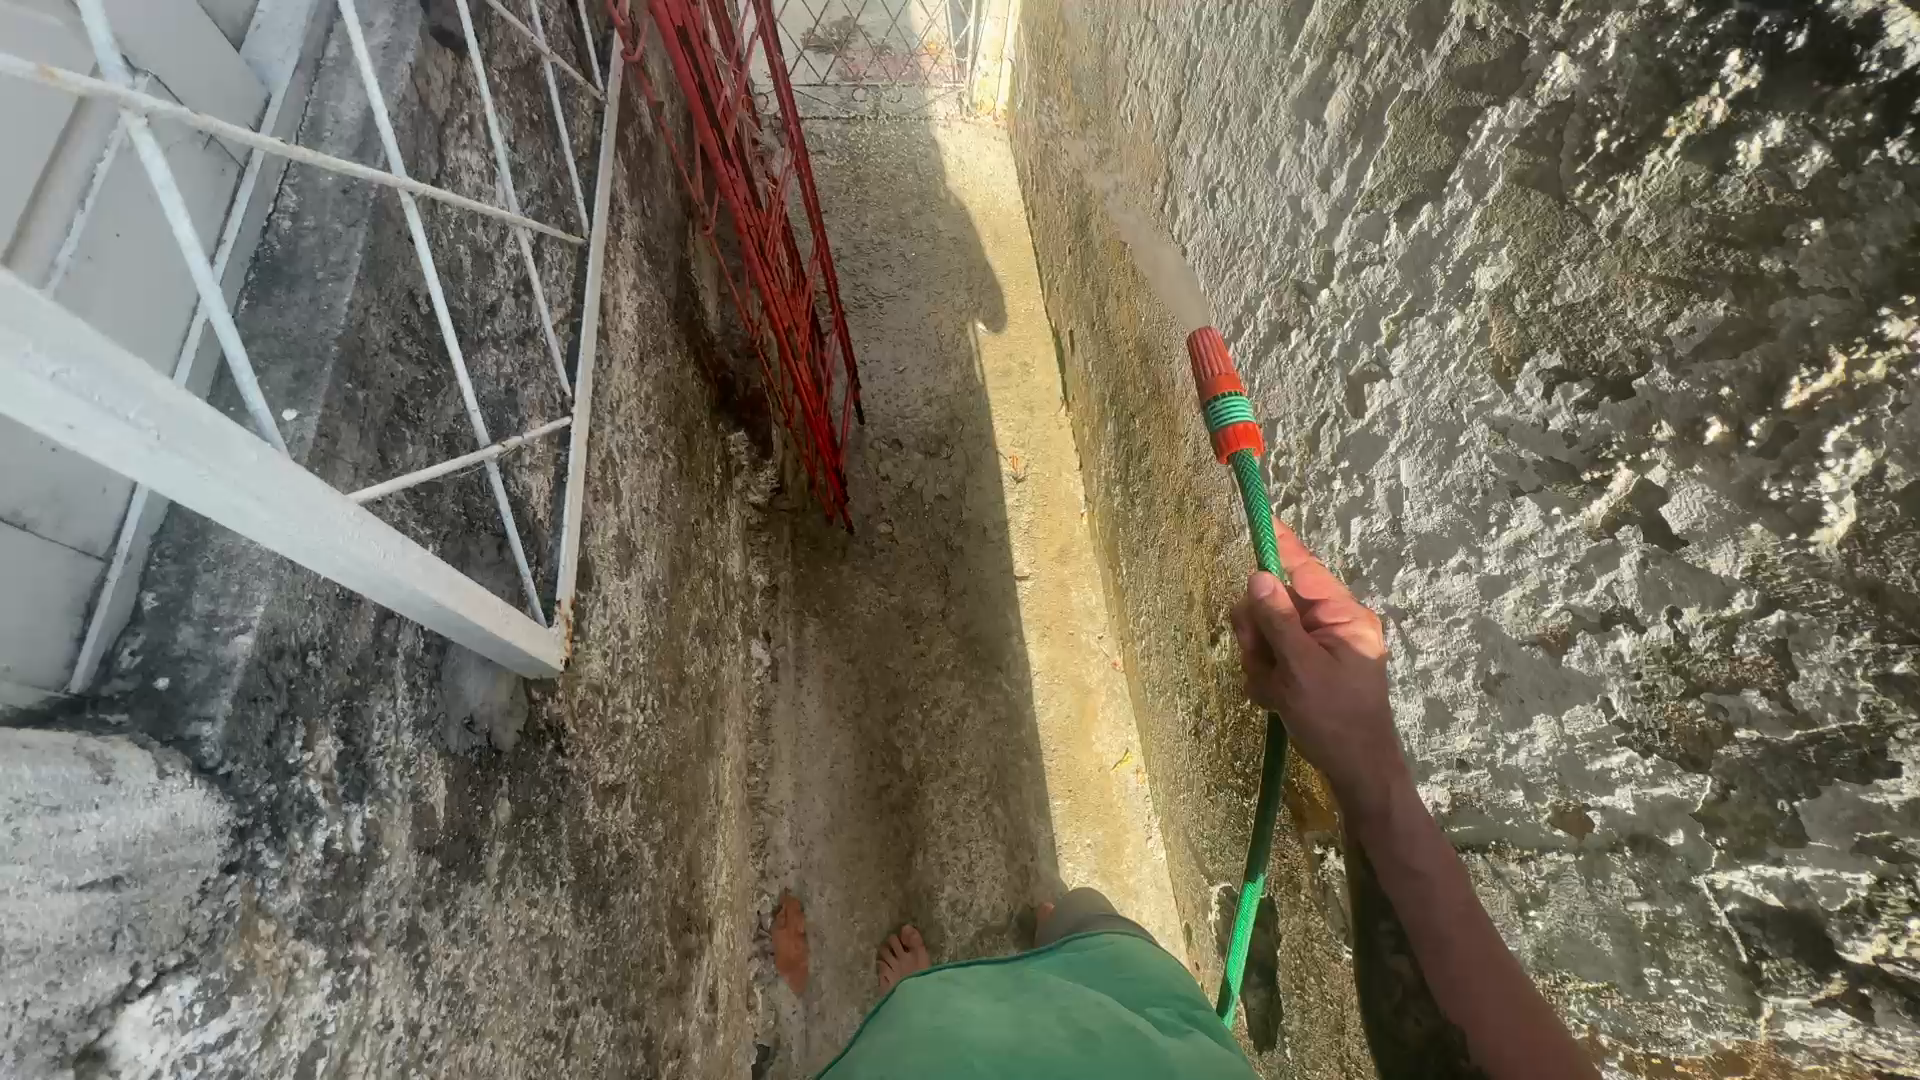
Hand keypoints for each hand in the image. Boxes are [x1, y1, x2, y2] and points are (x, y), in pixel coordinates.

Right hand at [1229, 524, 1405, 822]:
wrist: (1356, 772)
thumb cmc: (1336, 720)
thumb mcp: (1301, 669)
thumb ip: (1278, 620)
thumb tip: (1259, 575)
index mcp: (1343, 616)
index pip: (1304, 568)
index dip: (1279, 545)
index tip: (1260, 518)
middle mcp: (1330, 624)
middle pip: (1273, 602)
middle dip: (1258, 632)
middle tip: (1261, 661)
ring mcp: (1316, 646)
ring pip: (1264, 631)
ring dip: (1259, 660)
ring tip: (1272, 688)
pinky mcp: (1305, 666)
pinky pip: (1268, 656)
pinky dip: (1264, 677)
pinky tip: (1275, 699)